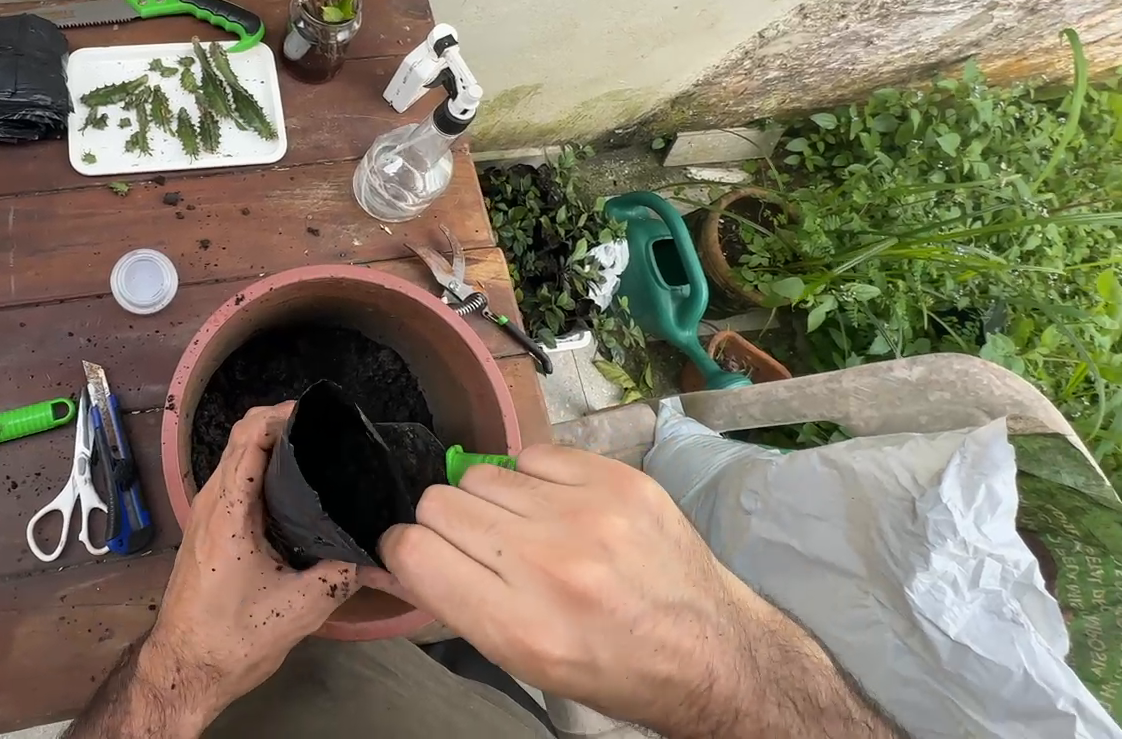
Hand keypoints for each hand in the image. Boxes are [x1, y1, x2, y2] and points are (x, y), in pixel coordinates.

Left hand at [142, 402, 356, 724]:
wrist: (182, 669)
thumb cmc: (232, 638)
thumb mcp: (297, 609)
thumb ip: (340, 576)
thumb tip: (378, 553)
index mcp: (228, 509)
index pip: (249, 437)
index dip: (281, 415)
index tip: (318, 414)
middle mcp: (211, 500)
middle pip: (241, 437)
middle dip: (280, 421)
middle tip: (324, 430)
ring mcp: (206, 511)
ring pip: (236, 455)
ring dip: (269, 442)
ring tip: (314, 449)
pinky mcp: (208, 525)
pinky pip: (235, 477)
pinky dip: (261, 464)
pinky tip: (292, 483)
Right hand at [372, 446, 900, 738]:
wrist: (719, 653)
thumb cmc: (611, 668)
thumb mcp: (523, 662)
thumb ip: (455, 600)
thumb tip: (402, 547)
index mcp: (520, 628)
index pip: (411, 551)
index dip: (406, 551)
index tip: (424, 556)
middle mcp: (548, 564)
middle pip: (436, 502)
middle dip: (449, 526)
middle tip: (487, 549)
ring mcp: (586, 513)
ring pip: (478, 473)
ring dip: (493, 501)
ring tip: (532, 529)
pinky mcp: (616, 478)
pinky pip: (529, 454)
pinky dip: (535, 479)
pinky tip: (564, 509)